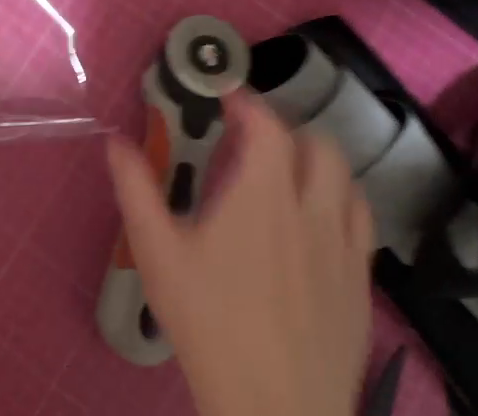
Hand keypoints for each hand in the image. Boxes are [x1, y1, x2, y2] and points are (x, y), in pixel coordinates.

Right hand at [107, 92, 375, 415]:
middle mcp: (314, 214)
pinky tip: (311, 221)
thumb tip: (115, 142)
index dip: (248, 101)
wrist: (274, 396)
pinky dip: (339, 202)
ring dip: (318, 163)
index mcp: (262, 198)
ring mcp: (346, 250)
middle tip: (249, 132)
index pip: (270, 128)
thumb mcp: (154, 249)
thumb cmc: (206, 315)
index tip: (224, 93)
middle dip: (287, 128)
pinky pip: (362, 224)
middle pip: (322, 148)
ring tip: (284, 170)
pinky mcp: (362, 283)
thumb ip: (135, 187)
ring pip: (350, 184)